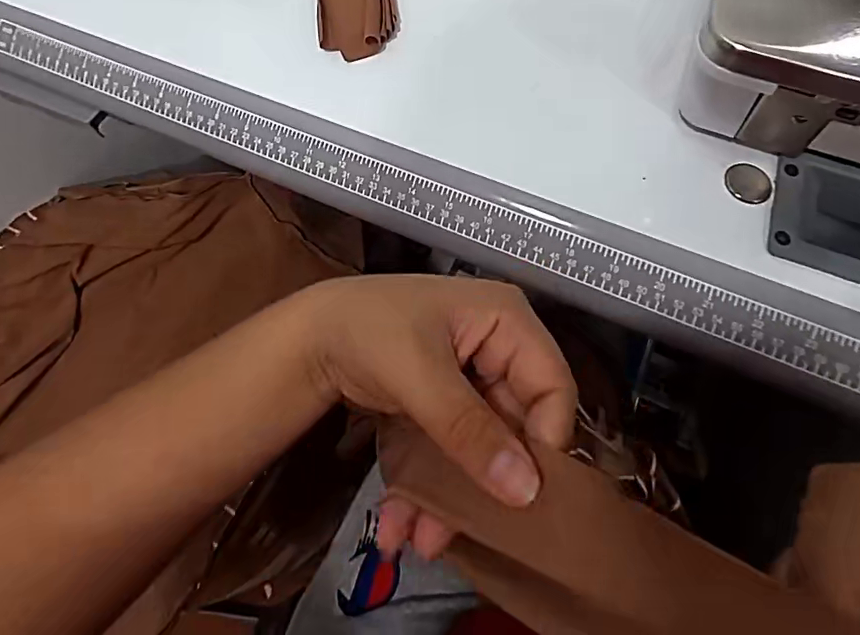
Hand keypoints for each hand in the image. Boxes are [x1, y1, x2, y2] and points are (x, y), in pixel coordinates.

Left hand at [292, 275, 577, 558]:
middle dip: (486, 482)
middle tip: (464, 532)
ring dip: (453, 495)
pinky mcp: (444, 401)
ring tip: (420, 539)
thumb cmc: (369, 330)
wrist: (307, 335)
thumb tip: (526, 491)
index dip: (544, 441)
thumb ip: (470, 431)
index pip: (552, 385)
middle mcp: (496, 345)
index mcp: (506, 319)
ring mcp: (470, 375)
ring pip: (482, 445)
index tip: (522, 497)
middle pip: (516, 423)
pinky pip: (452, 448)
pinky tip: (400, 521)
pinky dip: (430, 484)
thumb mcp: (420, 377)